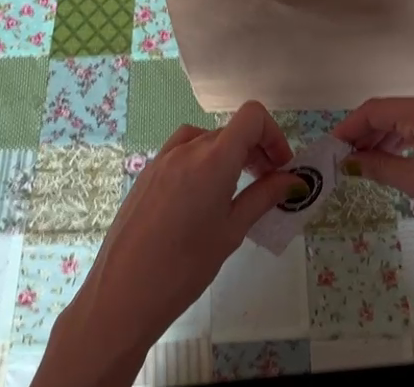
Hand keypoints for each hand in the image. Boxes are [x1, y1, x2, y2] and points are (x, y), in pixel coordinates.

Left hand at [44, 101, 302, 377]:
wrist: (120, 297)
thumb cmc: (184, 268)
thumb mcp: (232, 232)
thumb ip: (263, 197)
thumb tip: (293, 180)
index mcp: (213, 159)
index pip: (252, 117)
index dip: (273, 135)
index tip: (280, 166)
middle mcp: (187, 149)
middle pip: (231, 130)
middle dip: (255, 150)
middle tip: (267, 184)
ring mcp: (162, 159)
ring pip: (206, 140)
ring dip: (228, 154)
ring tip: (235, 189)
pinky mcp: (146, 174)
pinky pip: (182, 153)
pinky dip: (202, 161)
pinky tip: (201, 197)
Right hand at [333, 93, 413, 261]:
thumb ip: (380, 167)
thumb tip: (350, 161)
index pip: (377, 108)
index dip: (350, 127)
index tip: (329, 148)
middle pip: (395, 110)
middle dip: (368, 132)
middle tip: (343, 159)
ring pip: (413, 118)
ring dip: (388, 137)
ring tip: (365, 163)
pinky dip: (411, 140)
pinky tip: (397, 160)